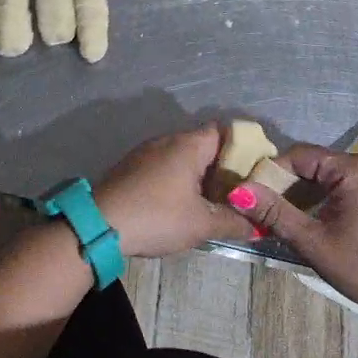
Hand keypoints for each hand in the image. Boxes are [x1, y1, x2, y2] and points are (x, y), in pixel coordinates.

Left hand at [94, 124, 253, 257]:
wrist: (100, 224)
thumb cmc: (157, 216)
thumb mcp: (201, 224)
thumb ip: (233, 221)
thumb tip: (256, 224)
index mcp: (188, 145)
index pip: (224, 132)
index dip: (244, 148)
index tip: (256, 171)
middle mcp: (168, 140)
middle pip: (205, 145)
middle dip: (224, 167)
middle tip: (242, 193)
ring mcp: (147, 152)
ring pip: (184, 157)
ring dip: (201, 176)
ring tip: (216, 203)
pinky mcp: (133, 167)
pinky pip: (166, 166)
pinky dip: (180, 180)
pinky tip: (184, 205)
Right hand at [226, 144, 357, 321]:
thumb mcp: (314, 242)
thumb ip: (275, 212)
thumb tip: (238, 190)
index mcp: (356, 168)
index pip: (301, 156)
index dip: (273, 173)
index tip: (255, 197)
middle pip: (318, 165)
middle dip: (291, 186)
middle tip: (270, 213)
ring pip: (335, 178)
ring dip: (311, 195)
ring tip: (293, 221)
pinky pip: (353, 188)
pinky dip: (333, 201)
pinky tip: (325, 226)